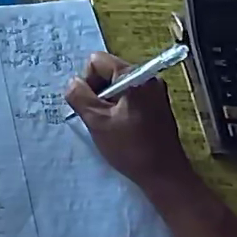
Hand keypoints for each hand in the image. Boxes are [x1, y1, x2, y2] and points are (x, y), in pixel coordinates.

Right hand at [64, 52, 194, 186]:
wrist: (164, 176)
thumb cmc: (130, 147)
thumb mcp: (96, 121)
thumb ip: (79, 96)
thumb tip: (72, 83)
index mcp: (134, 76)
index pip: (97, 61)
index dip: (87, 81)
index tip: (93, 105)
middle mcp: (147, 78)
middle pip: (107, 71)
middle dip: (97, 91)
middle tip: (99, 117)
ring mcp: (154, 91)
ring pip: (115, 85)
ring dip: (106, 102)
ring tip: (110, 125)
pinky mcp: (156, 104)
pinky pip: (127, 95)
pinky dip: (117, 108)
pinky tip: (120, 127)